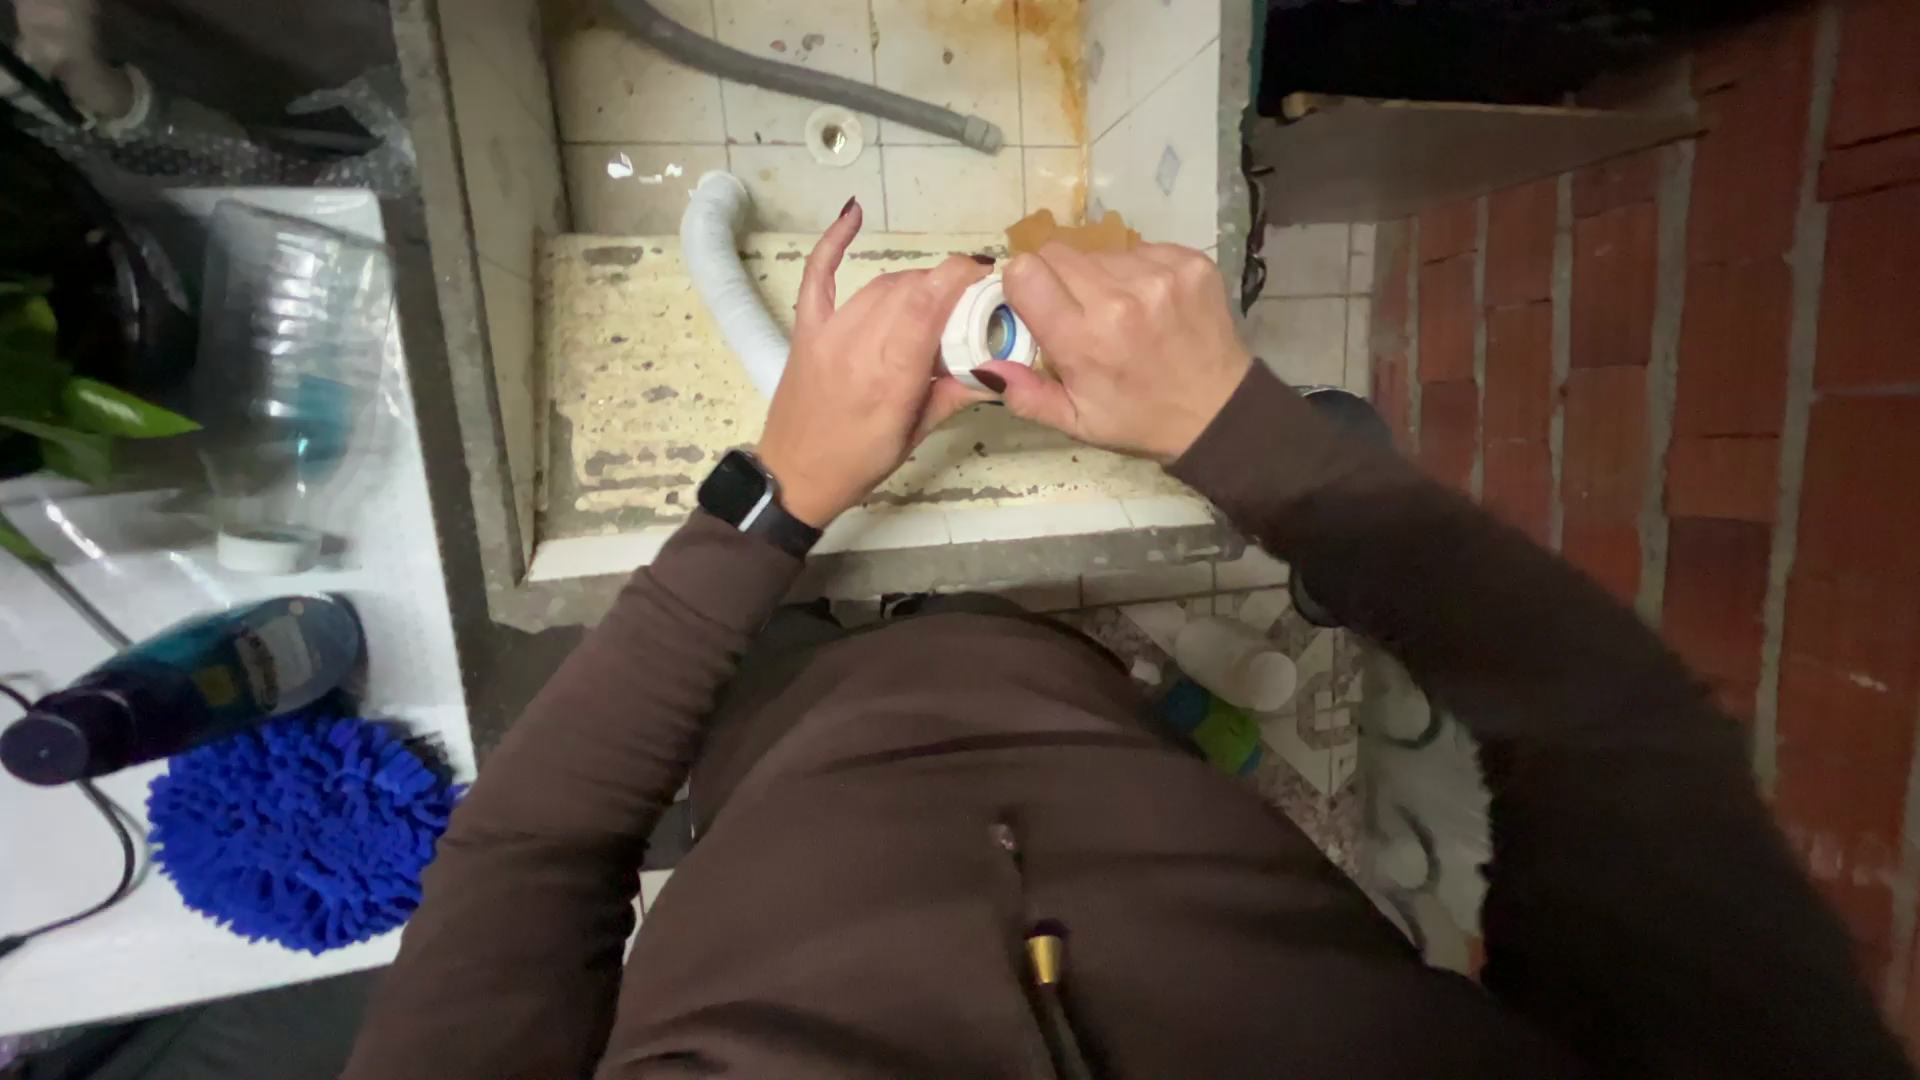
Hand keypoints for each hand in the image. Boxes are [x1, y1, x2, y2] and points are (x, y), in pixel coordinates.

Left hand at [755, 201, 994, 526]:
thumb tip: (996, 368)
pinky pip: (817, 274)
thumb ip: (953, 395)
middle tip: (966, 302)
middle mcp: (860, 346)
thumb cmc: (860, 463)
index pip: (929, 305)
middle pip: (910, 290)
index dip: (959, 277)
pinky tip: (853, 212)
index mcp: (891, 377)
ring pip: (880, 285)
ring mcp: (829, 332)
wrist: (795, 476)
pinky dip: (833, 241)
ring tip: (934, 297)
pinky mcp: (806, 328)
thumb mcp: (915, 437)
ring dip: (913, 282)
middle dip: (944, 285)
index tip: (984, 272)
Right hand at [976, 243, 1252, 462]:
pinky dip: (1134, 271)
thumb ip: (1025, 395)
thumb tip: (983, 366)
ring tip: (1117, 312)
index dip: (1021, 285)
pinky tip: (1147, 303)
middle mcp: (1119, 297)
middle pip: (1056, 252)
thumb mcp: (1075, 422)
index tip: (1032, 304)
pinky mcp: (1189, 261)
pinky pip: (1138, 248)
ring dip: (1096, 276)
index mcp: (1084, 339)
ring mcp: (1159, 274)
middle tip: (1073, 310)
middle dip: (1054, 278)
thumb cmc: (1136, 419)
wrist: (1217, 410)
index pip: (1025, 272)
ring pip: (1097, 250)